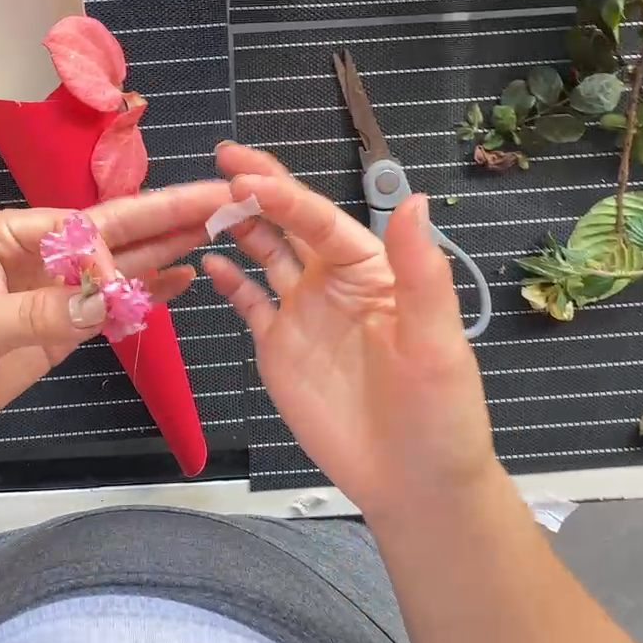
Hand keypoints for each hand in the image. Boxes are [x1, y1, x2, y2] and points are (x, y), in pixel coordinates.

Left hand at [0, 181, 232, 456]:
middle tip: (222, 195)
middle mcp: (41, 250)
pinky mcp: (67, 321)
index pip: (77, 229)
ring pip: (121, 260)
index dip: (107, 254)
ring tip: (219, 225)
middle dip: (165, 213)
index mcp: (11, 233)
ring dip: (167, 245)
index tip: (115, 294)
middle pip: (112, 230)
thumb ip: (41, 312)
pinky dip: (149, 288)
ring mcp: (58, 286)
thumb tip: (108, 301)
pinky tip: (184, 275)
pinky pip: (114, 302)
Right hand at [203, 143, 500, 515]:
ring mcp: (302, 311)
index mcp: (371, 271)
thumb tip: (414, 197)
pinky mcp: (278, 343)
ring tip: (203, 204)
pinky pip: (248, 301)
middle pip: (288, 224)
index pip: (320, 221)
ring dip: (238, 226)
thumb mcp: (437, 342)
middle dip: (258, 189)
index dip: (283, 196)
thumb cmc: (438, 413)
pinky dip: (228, 280)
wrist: (412, 484)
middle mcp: (332, 281)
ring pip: (264, 253)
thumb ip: (420, 271)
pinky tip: (209, 263)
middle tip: (223, 157)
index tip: (245, 177)